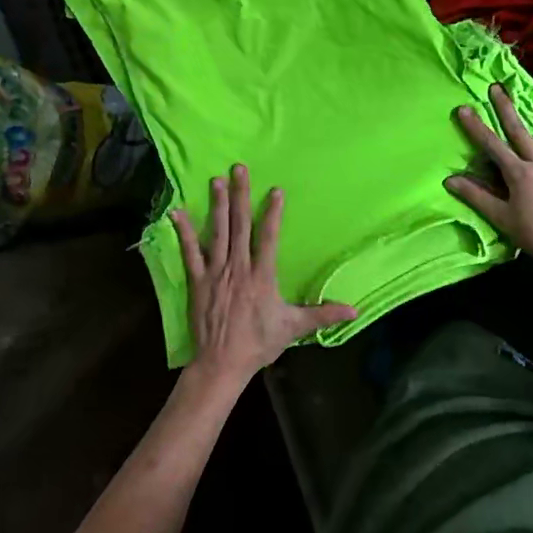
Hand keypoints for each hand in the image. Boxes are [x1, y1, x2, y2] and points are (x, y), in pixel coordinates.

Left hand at [172, 165, 356, 385]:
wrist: (221, 364)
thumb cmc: (258, 343)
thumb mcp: (294, 328)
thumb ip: (323, 314)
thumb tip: (354, 311)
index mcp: (261, 276)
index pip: (268, 237)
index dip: (272, 213)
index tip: (275, 190)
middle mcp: (238, 268)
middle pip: (239, 225)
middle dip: (240, 195)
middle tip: (238, 169)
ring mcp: (215, 273)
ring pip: (216, 232)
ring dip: (216, 205)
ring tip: (216, 180)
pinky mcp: (196, 282)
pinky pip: (189, 253)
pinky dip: (184, 232)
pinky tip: (177, 213)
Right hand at [446, 84, 532, 280]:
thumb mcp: (503, 219)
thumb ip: (477, 196)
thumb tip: (450, 180)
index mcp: (520, 173)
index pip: (492, 144)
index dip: (476, 126)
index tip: (464, 108)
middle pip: (519, 130)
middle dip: (506, 107)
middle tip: (496, 87)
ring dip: (531, 140)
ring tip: (526, 146)